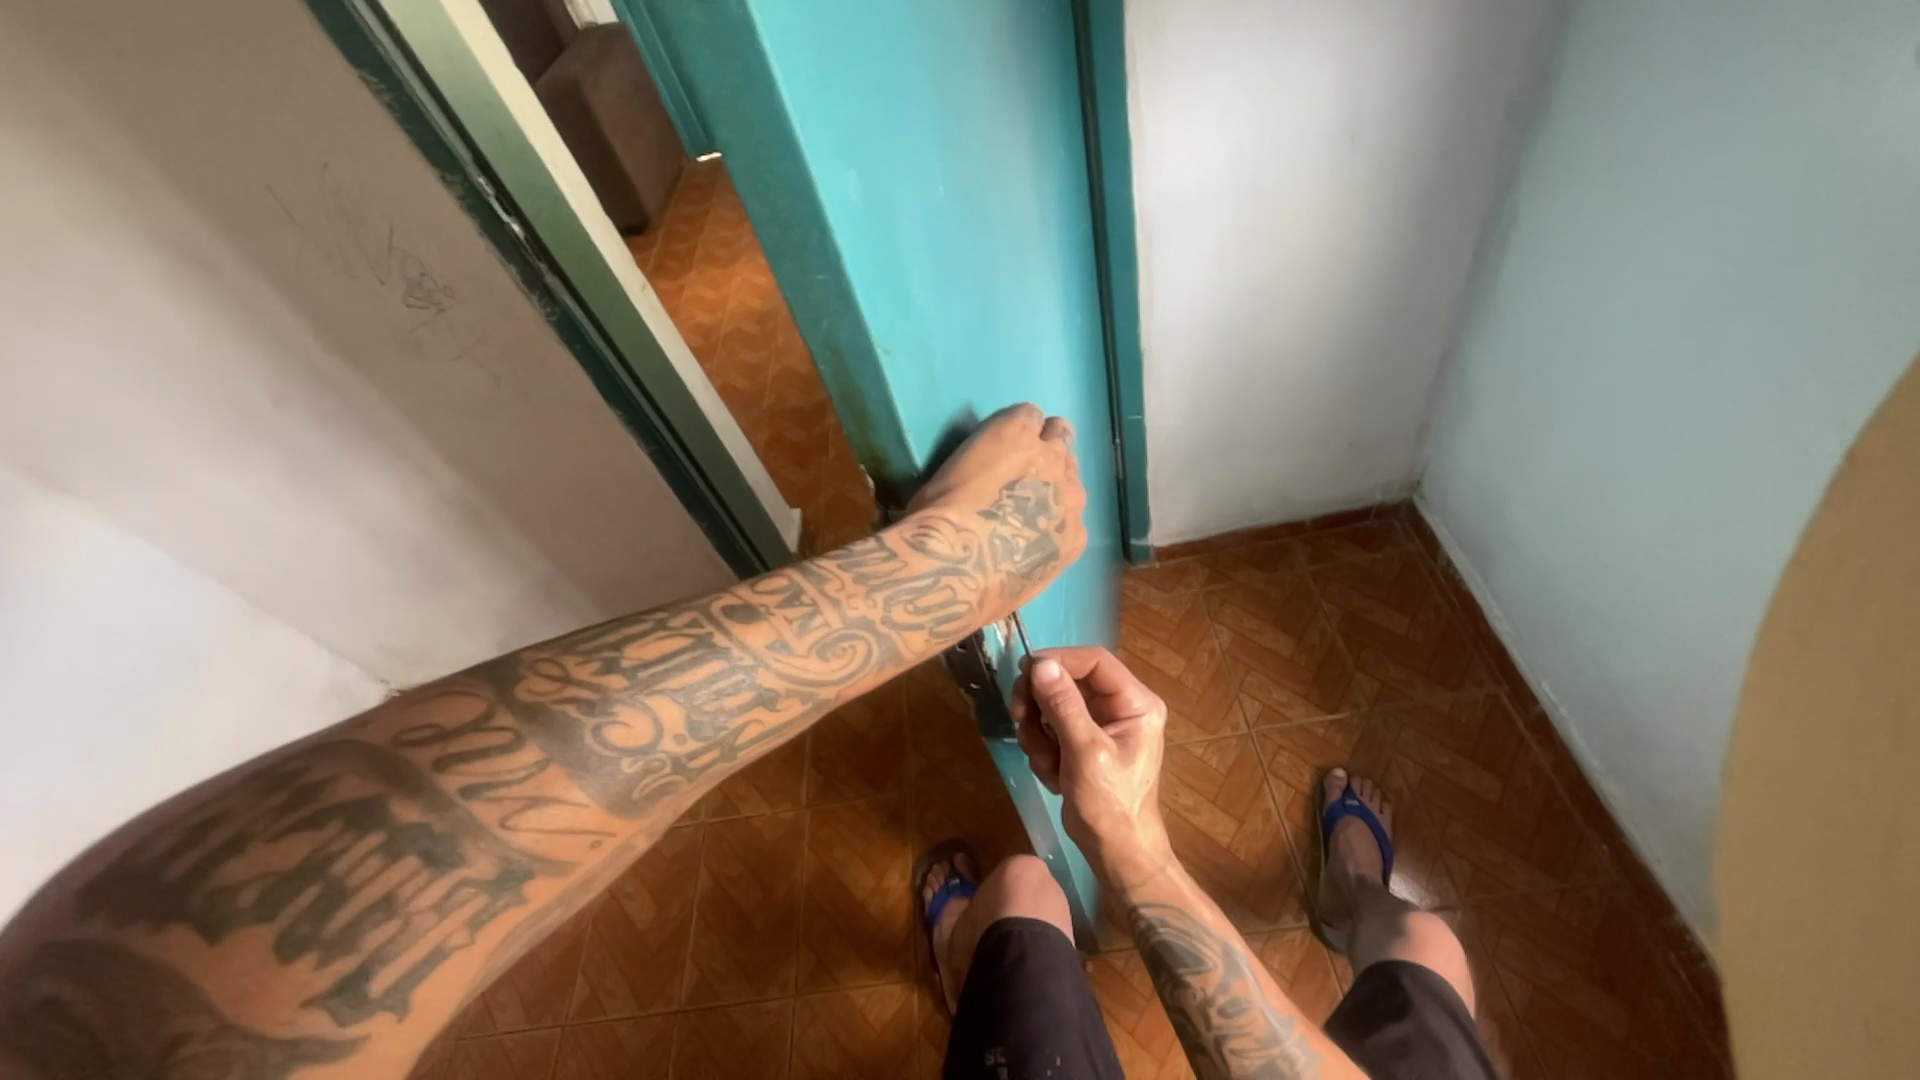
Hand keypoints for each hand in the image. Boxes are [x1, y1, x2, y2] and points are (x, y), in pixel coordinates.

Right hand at [910, 404, 1087, 611]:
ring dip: (1057, 490)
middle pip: (1063, 439)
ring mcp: (1071, 499)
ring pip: (1073, 482)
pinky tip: (1037, 546)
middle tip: (1027, 476)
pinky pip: (1074, 524)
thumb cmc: (938, 515)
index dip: (1020, 431)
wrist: (960, 568)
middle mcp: (1053, 457)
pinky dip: (1059, 528)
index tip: (1010, 447)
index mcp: (1016, 432)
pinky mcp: (1077, 538)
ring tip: (1033, 516)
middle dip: (1048, 451)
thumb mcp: (951, 471)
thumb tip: (984, 477)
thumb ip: (981, 463)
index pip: (1030, 414)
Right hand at [1013, 647, 1172, 885]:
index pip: (1094, 661)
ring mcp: (1101, 725)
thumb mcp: (1085, 752)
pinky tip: (1052, 773)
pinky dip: (1044, 748)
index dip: (1058, 660)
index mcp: (1135, 702)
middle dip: (1041, 702)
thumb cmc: (1110, 804)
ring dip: (1039, 731)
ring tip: (1044, 761)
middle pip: (1069, 681)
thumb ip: (1063, 706)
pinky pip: (1052, 727)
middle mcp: (1121, 707)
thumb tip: (1040, 665)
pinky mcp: (1083, 742)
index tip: (1023, 670)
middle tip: (1019, 717)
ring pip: (1054, 705)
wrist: (1115, 851)